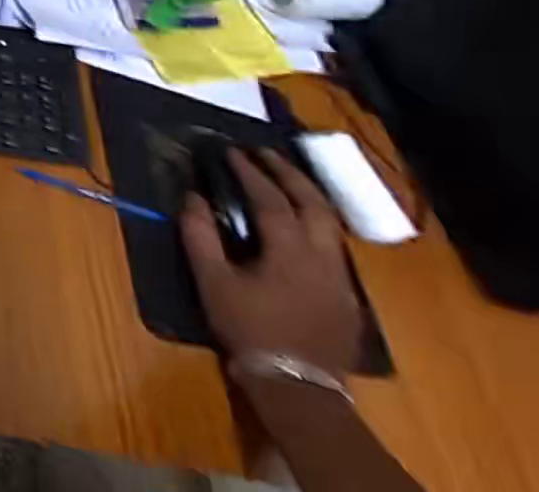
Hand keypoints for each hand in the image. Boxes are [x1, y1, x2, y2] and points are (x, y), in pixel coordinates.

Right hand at [181, 148, 362, 377]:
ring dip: (307, 194)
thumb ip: (200, 235)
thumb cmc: (249, 328)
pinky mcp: (346, 295)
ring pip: (331, 223)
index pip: (271, 200)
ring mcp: (341, 277)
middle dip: (289, 174)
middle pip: (313, 204)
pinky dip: (316, 220)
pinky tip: (301, 223)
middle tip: (265, 153)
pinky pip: (334, 244)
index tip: (232, 152)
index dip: (251, 173)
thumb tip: (192, 197)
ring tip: (285, 177)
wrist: (297, 386)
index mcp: (290, 252)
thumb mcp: (213, 281)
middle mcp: (324, 257)